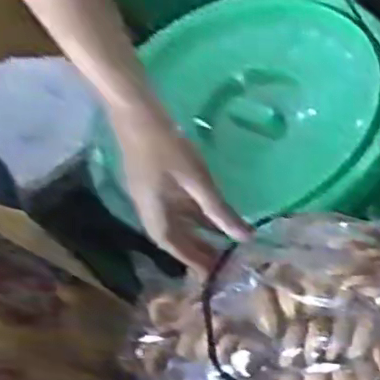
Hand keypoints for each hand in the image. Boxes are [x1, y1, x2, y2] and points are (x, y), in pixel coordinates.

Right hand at [110, 107, 254, 270]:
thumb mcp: (197, 181)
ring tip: (228, 249)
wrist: (134, 103)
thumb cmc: (164, 143)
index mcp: (152, 209)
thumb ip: (220, 212)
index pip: (170, 244)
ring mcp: (153, 191)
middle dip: (199, 253)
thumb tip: (245, 239)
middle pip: (176, 237)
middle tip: (226, 266)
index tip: (212, 276)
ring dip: (202, 236)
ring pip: (179, 222)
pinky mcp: (159, 179)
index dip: (191, 261)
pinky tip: (219, 222)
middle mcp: (150, 205)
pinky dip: (199, 218)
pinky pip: (181, 206)